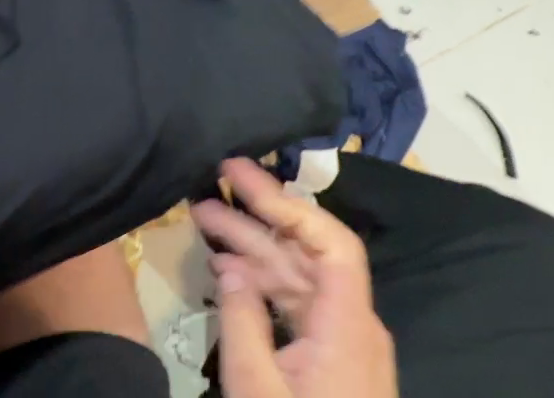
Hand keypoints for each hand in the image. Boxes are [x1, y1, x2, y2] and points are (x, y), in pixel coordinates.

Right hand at [192, 158, 396, 397]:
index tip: (239, 176)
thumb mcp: (255, 384)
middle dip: (254, 217)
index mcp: (346, 325)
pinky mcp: (330, 357)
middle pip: (305, 252)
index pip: (330, 242)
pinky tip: (226, 265)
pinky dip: (259, 278)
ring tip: (202, 218)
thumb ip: (241, 316)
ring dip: (250, 246)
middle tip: (205, 187)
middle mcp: (351, 323)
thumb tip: (230, 264)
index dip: (286, 202)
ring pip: (296, 275)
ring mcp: (342, 341)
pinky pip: (294, 302)